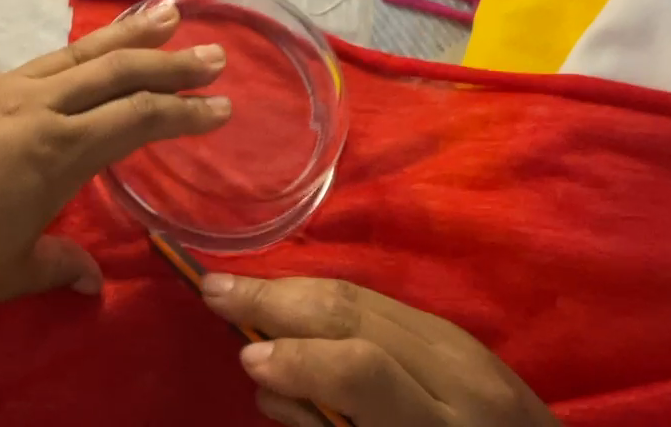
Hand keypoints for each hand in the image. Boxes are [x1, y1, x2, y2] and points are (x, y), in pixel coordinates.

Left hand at [0, 2, 229, 314]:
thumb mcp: (3, 271)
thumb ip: (55, 265)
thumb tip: (94, 281)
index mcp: (55, 153)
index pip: (136, 121)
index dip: (183, 112)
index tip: (221, 104)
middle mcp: (35, 107)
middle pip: (115, 73)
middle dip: (169, 62)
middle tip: (213, 50)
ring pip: (76, 54)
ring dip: (124, 37)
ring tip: (163, 14)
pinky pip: (36, 62)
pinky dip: (73, 54)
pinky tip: (78, 58)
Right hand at [202, 276, 558, 426]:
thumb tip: (269, 382)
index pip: (364, 371)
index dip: (298, 361)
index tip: (246, 359)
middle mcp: (457, 374)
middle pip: (354, 313)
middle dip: (276, 299)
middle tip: (213, 289)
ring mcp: (458, 344)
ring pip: (359, 293)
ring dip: (289, 288)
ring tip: (237, 287)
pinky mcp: (452, 329)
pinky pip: (373, 299)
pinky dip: (319, 295)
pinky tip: (286, 297)